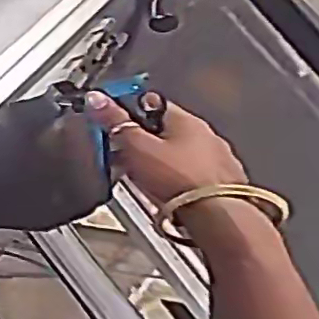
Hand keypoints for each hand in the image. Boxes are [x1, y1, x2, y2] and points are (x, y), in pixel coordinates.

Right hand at [84, 91, 245, 203]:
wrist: (218, 220)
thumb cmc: (179, 179)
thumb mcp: (135, 146)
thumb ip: (115, 121)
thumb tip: (97, 98)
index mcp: (186, 120)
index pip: (150, 102)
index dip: (126, 109)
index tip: (110, 118)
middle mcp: (206, 136)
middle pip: (163, 130)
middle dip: (139, 139)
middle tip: (119, 152)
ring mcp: (217, 162)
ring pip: (176, 154)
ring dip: (156, 161)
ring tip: (136, 176)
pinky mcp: (221, 186)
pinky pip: (188, 175)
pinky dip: (172, 179)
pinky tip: (160, 192)